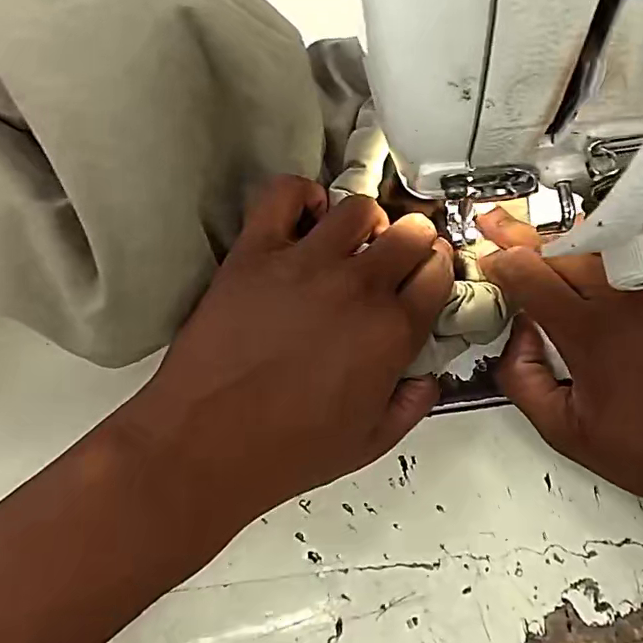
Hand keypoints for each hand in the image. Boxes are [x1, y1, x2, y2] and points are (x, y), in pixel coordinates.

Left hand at [114, 175, 451, 546]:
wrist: (203, 446)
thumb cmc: (281, 449)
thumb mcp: (370, 441)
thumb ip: (412, 404)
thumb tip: (426, 381)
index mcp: (391, 333)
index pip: (438, 273)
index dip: (439, 269)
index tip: (431, 272)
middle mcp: (356, 290)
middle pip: (410, 232)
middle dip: (415, 241)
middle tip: (402, 254)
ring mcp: (305, 266)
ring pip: (358, 208)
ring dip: (367, 220)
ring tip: (357, 239)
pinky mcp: (256, 255)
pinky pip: (287, 193)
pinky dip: (303, 194)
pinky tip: (307, 216)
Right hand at [477, 210, 642, 531]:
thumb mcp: (568, 431)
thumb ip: (522, 379)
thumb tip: (516, 339)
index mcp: (594, 334)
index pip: (529, 273)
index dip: (500, 261)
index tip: (492, 260)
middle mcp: (633, 298)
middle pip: (563, 244)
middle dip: (524, 237)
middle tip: (505, 230)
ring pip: (608, 232)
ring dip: (572, 234)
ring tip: (554, 241)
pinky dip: (625, 236)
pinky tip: (611, 249)